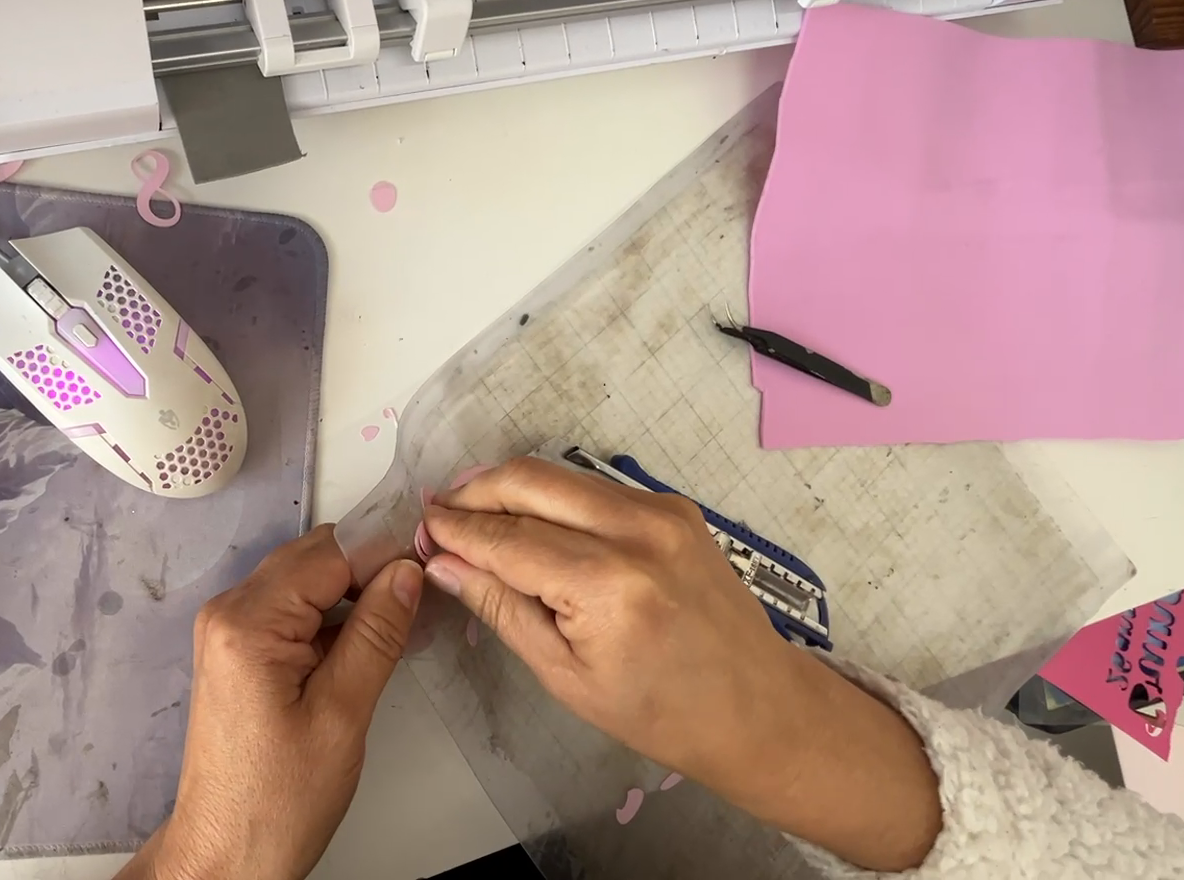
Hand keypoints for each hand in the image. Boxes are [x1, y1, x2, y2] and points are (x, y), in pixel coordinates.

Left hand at [119, 526, 423, 879]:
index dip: (380, 554)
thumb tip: (407, 571)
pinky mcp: (237, 646)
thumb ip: (376, 634)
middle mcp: (229, 609)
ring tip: (399, 613)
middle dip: (366, 566)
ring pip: (302, 578)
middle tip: (419, 591)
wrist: (225, 857)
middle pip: (311, 557)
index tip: (427, 566)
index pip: (327, 554)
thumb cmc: (280, 798)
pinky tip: (364, 633)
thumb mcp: (342, 714)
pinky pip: (289, 606)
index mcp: (248, 620)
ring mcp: (229, 627)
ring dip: (350, 588)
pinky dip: (328, 612)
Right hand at [421, 457, 939, 871]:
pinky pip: (588, 485)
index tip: (422, 526)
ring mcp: (659, 509)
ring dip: (506, 486)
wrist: (762, 708)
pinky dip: (547, 494)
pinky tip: (527, 518)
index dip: (456, 529)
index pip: (506, 539)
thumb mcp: (563, 674)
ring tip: (473, 512)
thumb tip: (442, 562)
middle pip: (528, 481)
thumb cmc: (657, 710)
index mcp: (608, 585)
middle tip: (441, 512)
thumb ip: (498, 606)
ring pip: (556, 473)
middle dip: (473, 491)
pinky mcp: (670, 503)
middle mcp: (635, 530)